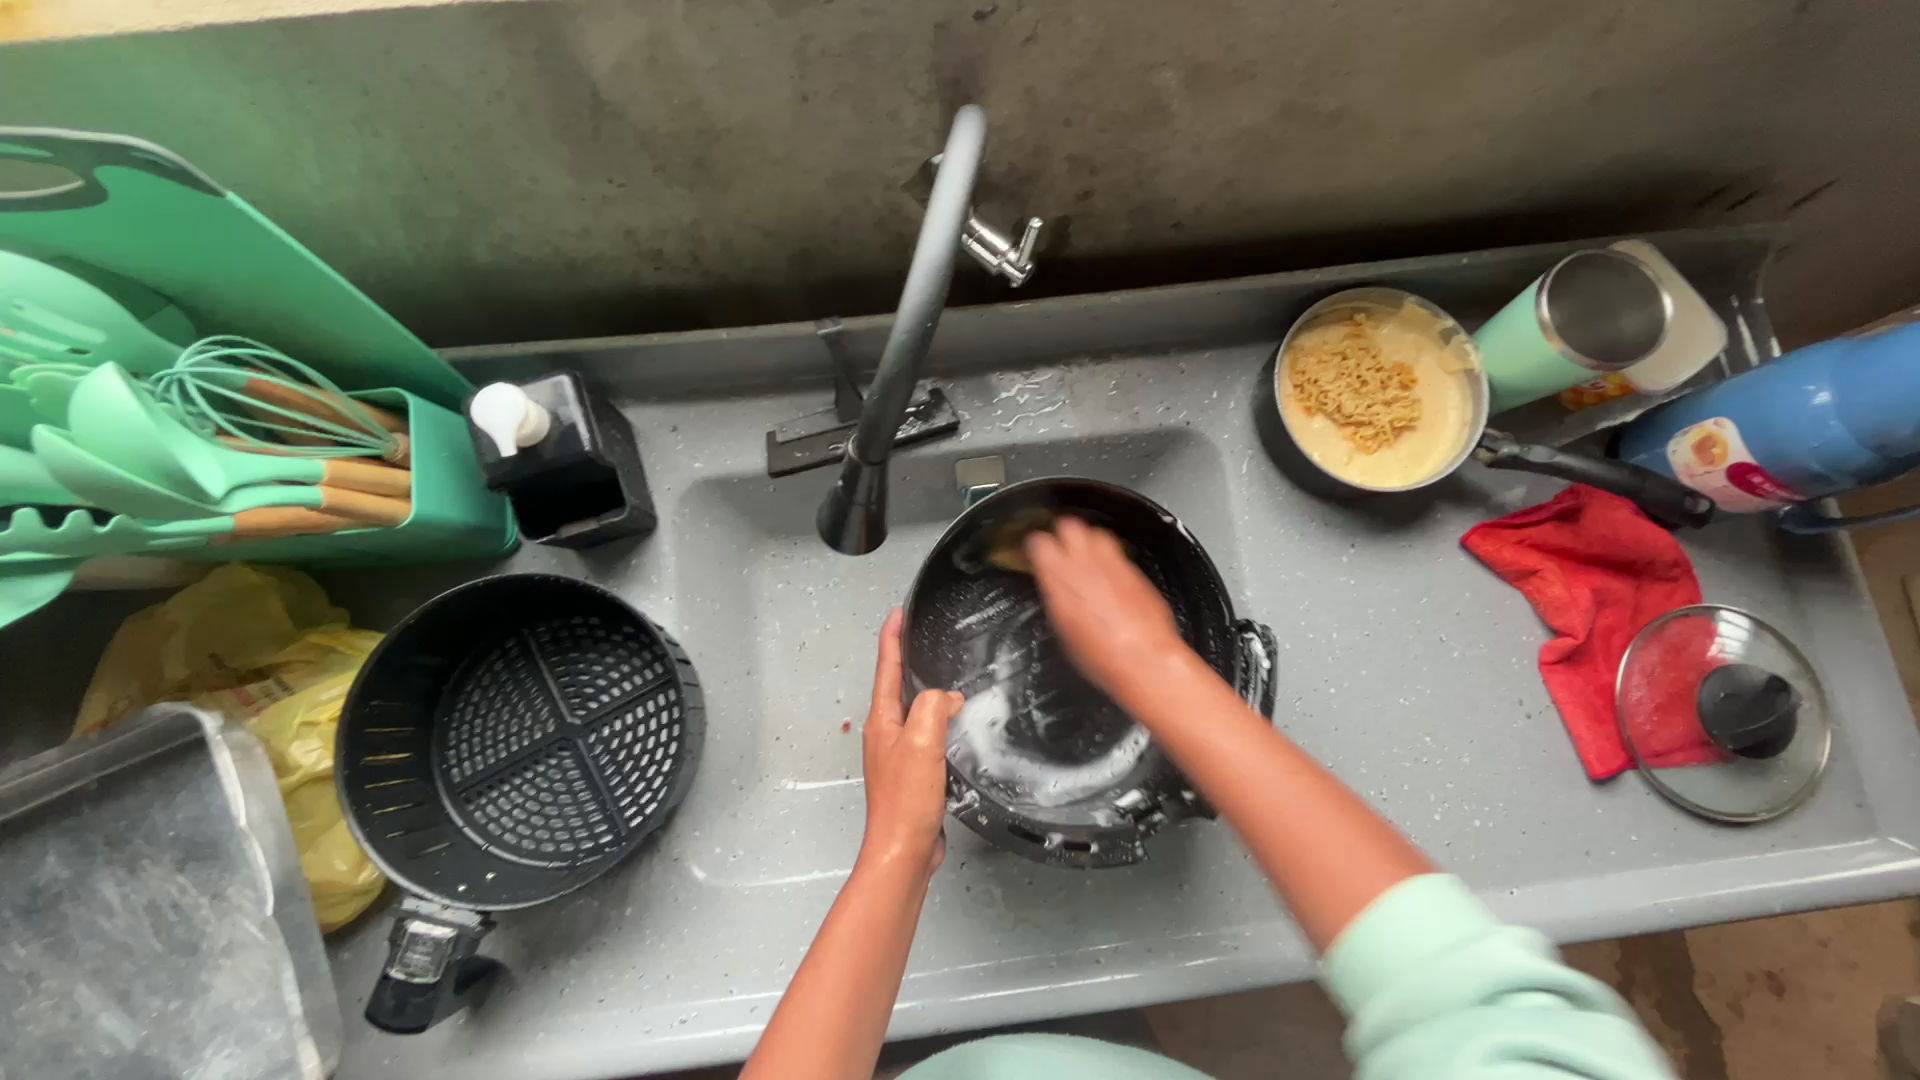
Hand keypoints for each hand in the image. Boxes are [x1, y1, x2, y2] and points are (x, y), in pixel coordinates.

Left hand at [862, 608, 962, 874]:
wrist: (904, 849)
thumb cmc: (906, 800)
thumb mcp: (921, 741)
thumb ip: (932, 707)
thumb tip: (947, 699)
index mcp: (883, 720)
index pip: (885, 666)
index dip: (892, 637)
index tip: (898, 613)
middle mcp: (885, 732)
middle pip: (896, 684)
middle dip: (906, 657)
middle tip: (921, 635)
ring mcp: (897, 752)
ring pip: (912, 708)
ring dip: (924, 688)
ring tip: (940, 671)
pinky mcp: (912, 771)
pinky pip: (926, 732)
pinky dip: (938, 719)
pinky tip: (953, 723)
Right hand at [1025, 516, 1187, 698]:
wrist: (1144, 659)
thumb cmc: (1100, 656)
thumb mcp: (1062, 629)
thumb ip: (1055, 598)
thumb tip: (1054, 590)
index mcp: (1059, 578)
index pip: (1038, 541)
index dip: (1035, 545)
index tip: (1034, 552)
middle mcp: (1085, 563)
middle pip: (1069, 524)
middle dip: (1062, 532)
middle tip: (1060, 546)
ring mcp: (1113, 563)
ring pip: (1095, 532)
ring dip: (1087, 540)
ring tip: (1085, 555)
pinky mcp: (1134, 569)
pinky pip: (1117, 550)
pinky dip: (1108, 556)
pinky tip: (1108, 573)